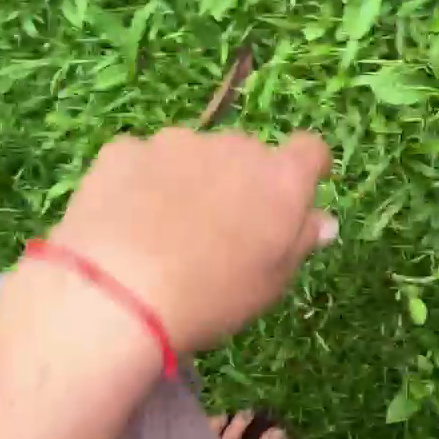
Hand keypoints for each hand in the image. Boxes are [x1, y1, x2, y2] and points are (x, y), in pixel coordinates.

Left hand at [47, 128, 334, 350]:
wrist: (116, 296)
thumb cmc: (212, 296)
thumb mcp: (271, 282)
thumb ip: (301, 241)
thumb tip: (322, 220)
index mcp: (281, 178)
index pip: (311, 151)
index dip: (306, 171)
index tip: (293, 199)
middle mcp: (235, 146)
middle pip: (249, 153)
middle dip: (243, 181)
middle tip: (224, 230)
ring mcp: (176, 142)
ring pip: (195, 155)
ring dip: (193, 178)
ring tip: (166, 230)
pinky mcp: (125, 150)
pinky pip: (146, 160)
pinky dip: (144, 182)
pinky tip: (128, 222)